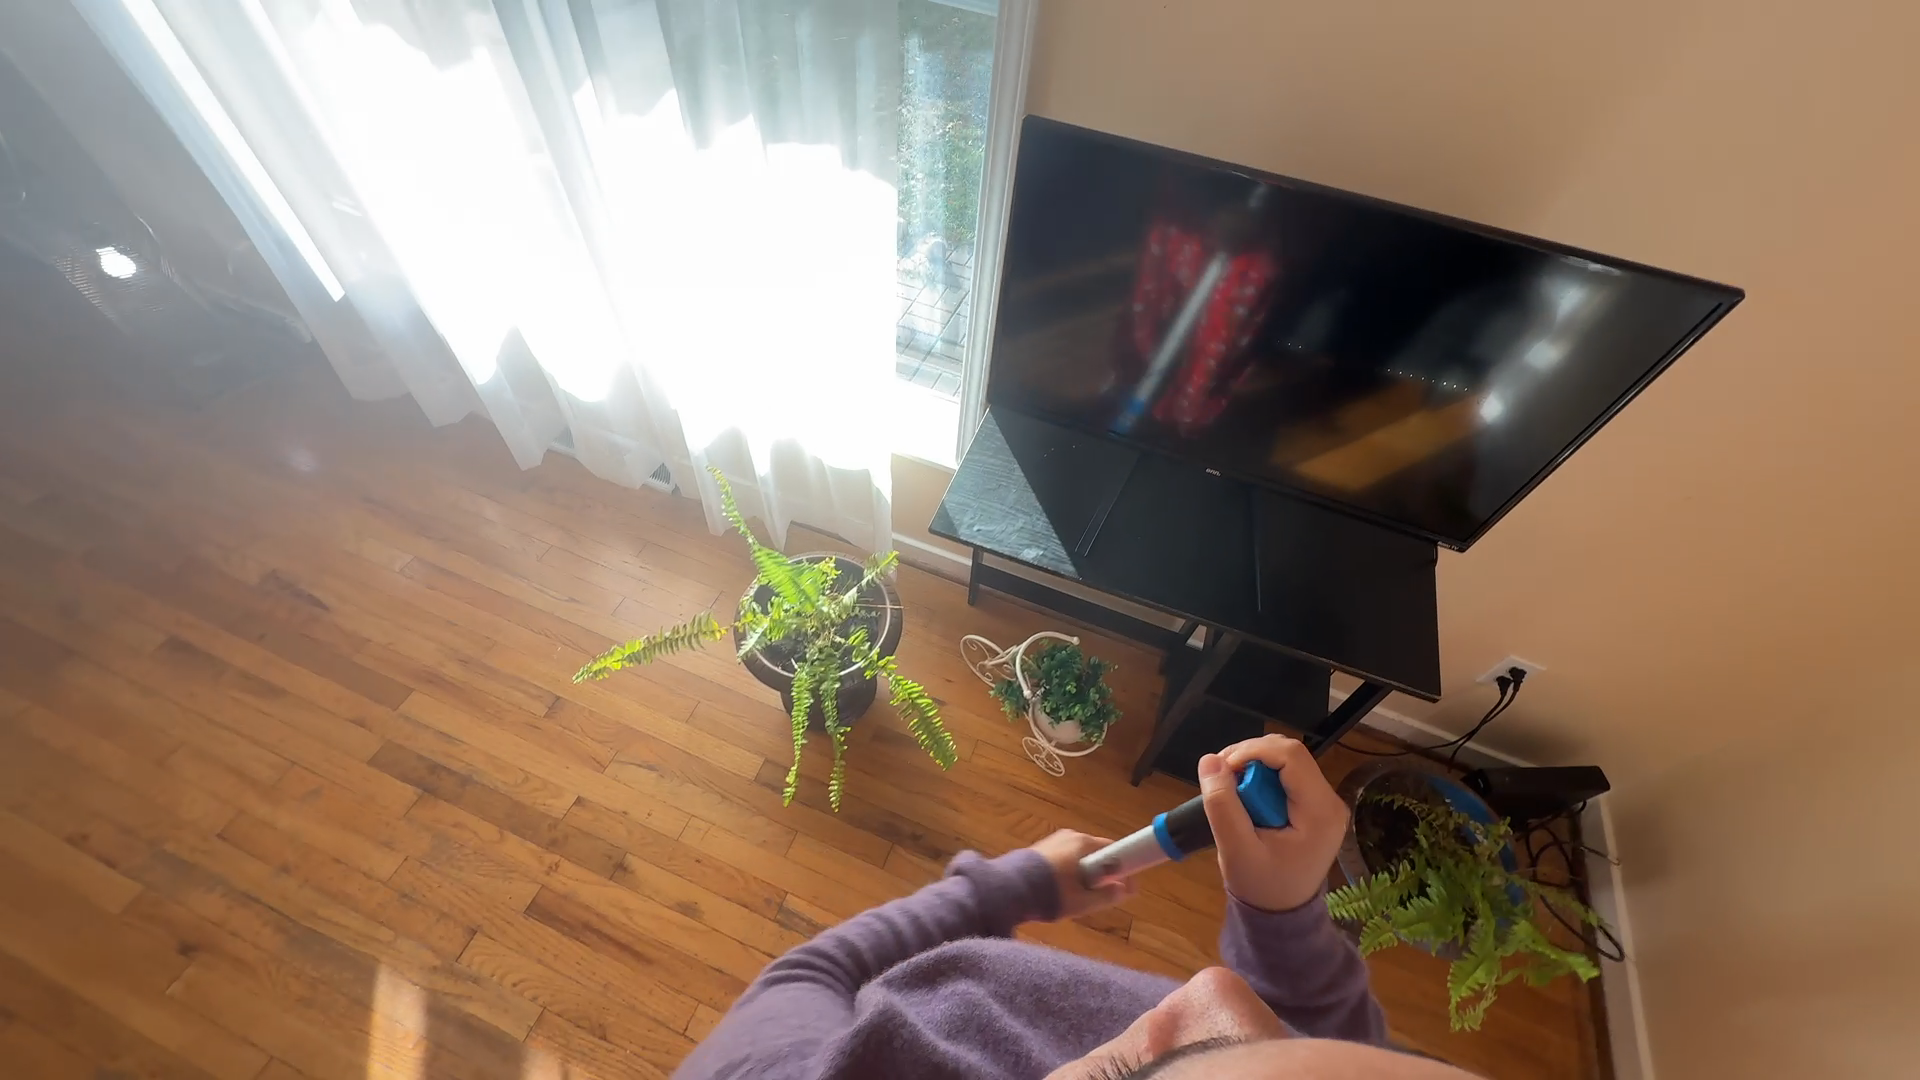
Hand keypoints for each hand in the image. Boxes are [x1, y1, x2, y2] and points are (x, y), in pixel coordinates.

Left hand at [1031, 830, 1138, 919]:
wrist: (1010, 889)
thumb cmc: (1051, 894)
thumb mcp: (1082, 901)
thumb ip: (1106, 896)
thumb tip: (1124, 889)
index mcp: (1083, 843)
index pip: (1113, 849)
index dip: (1123, 868)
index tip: (1127, 886)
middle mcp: (1070, 835)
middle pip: (1095, 854)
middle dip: (1102, 874)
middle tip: (1102, 896)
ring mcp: (1054, 840)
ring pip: (1079, 857)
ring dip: (1084, 874)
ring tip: (1078, 898)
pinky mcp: (1041, 848)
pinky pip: (1065, 858)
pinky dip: (1069, 872)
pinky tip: (1061, 891)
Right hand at [1198, 735, 1348, 912]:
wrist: (1282, 914)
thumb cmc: (1261, 886)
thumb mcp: (1236, 849)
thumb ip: (1222, 804)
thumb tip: (1210, 760)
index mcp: (1320, 812)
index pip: (1290, 755)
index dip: (1252, 751)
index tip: (1223, 770)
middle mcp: (1329, 800)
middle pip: (1287, 751)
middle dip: (1249, 755)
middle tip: (1221, 778)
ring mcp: (1323, 801)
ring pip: (1284, 757)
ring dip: (1251, 762)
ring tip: (1230, 789)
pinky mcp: (1312, 803)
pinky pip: (1284, 770)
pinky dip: (1258, 773)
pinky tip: (1243, 795)